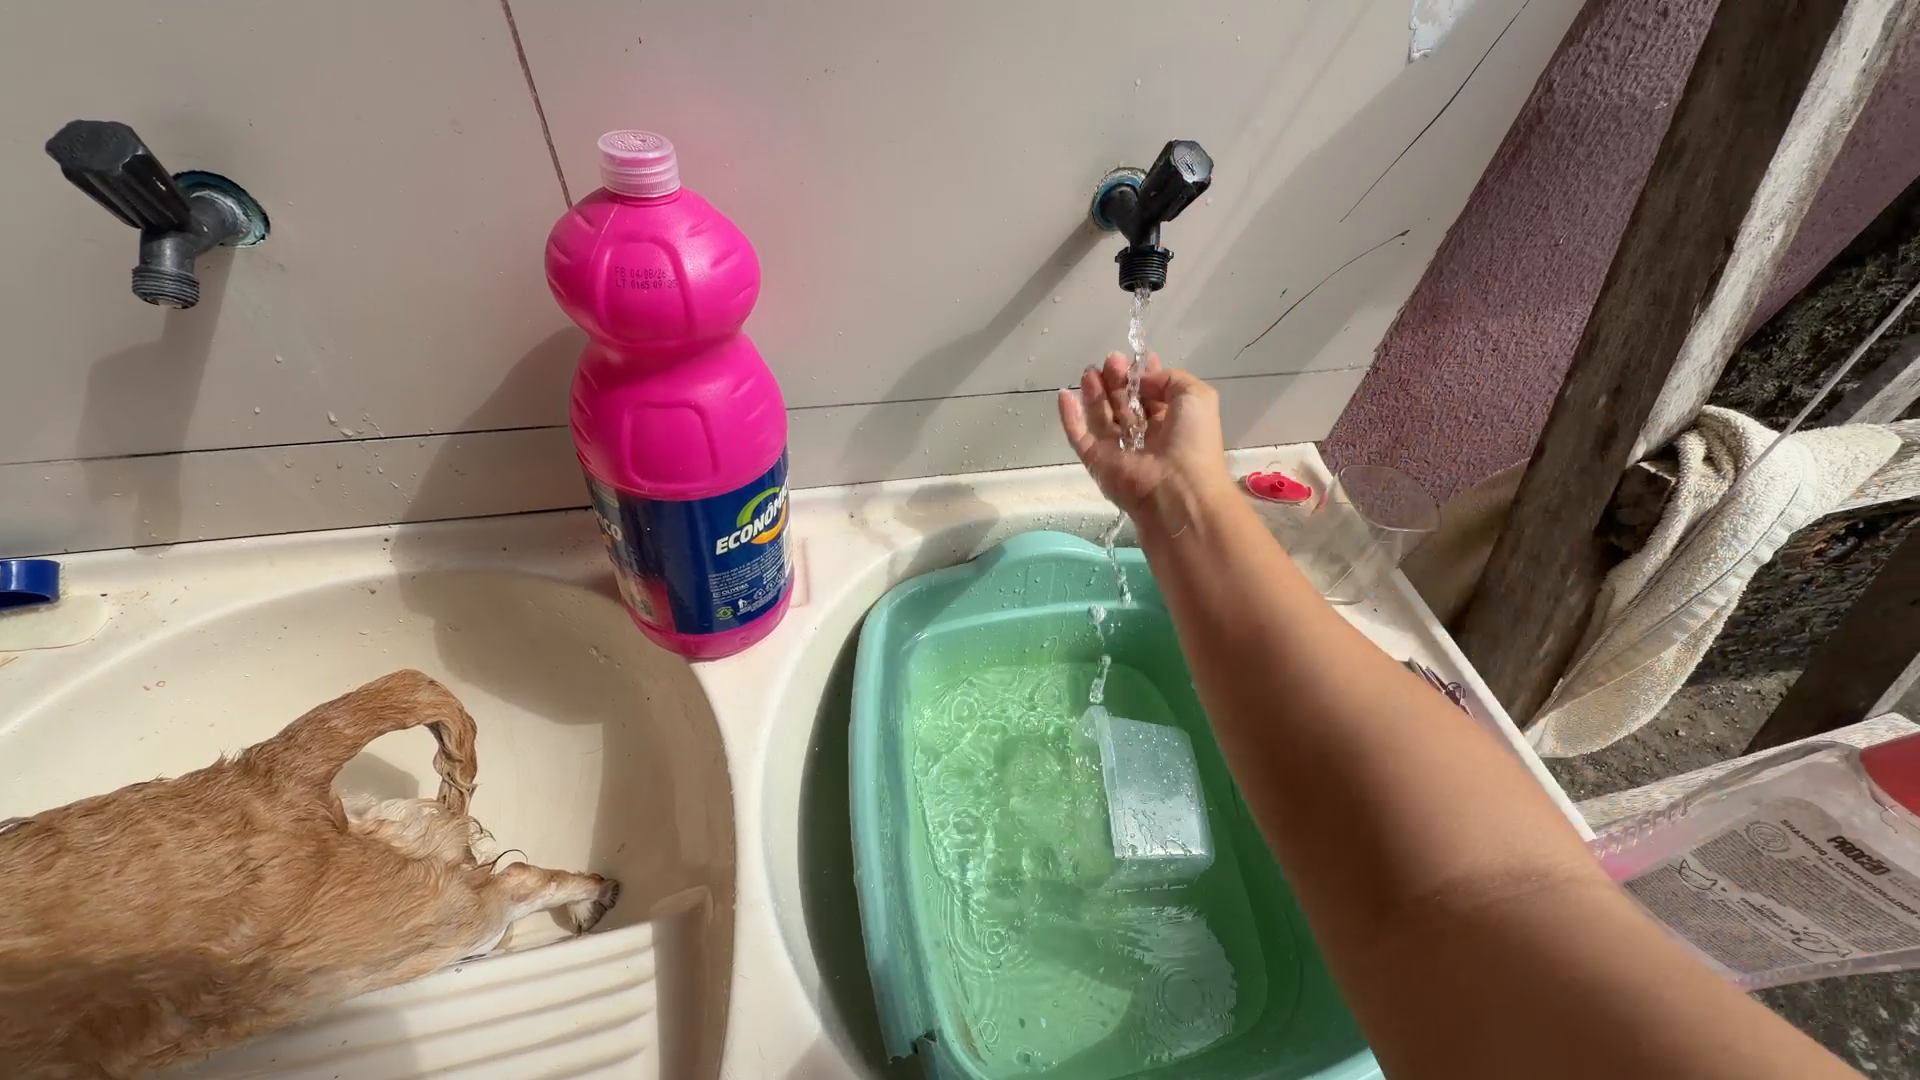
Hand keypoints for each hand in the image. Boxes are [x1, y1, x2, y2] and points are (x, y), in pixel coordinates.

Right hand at [1058, 352, 1231, 529]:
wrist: (1176, 488)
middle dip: (1117, 380)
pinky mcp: (1097, 462)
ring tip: (1090, 371)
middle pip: (1124, 404)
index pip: (1152, 397)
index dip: (1143, 376)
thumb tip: (1142, 379)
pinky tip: (1064, 395)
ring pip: (1101, 418)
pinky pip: (1079, 437)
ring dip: (1094, 393)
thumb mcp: (1197, 396)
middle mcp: (1144, 437)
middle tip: (1111, 360)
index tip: (1135, 357)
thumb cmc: (1192, 441)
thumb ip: (1171, 378)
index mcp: (1171, 424)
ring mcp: (1118, 451)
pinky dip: (1070, 417)